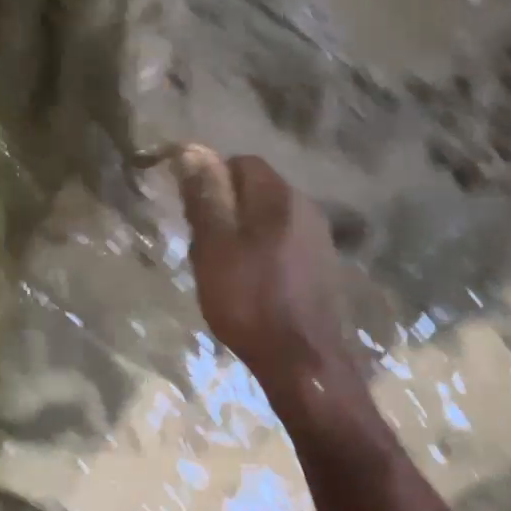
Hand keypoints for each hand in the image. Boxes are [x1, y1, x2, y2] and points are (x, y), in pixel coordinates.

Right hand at [168, 146, 354, 400]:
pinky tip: (249, 284)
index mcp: (279, 197)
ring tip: (219, 267)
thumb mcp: (214, 248)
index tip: (188, 210)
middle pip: (257, 191)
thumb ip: (205, 199)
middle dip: (224, 207)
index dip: (211, 178)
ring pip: (270, 220)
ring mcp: (319, 239)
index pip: (242, 163)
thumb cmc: (249, 301)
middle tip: (198, 244)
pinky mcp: (322, 267)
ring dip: (241, 233)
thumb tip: (193, 152)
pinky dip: (261, 254)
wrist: (302, 358)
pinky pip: (283, 244)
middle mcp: (306, 208)